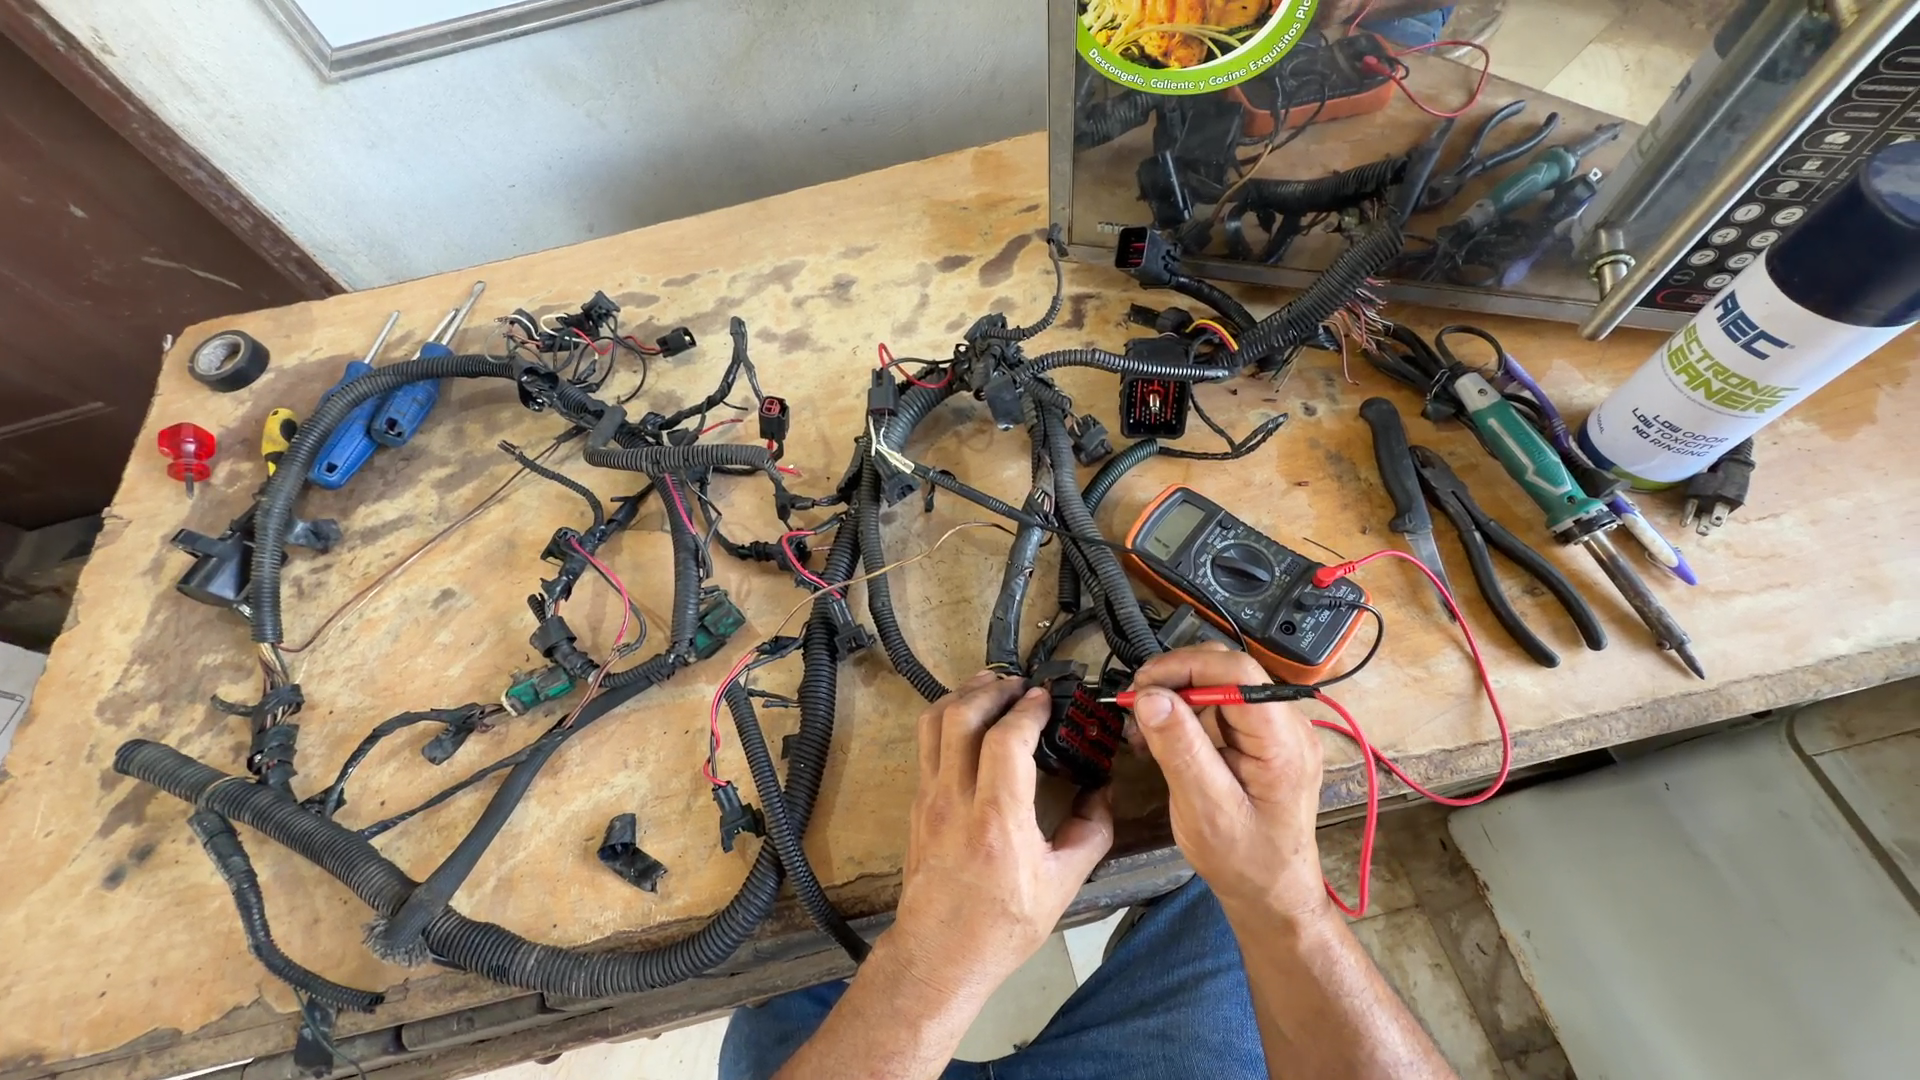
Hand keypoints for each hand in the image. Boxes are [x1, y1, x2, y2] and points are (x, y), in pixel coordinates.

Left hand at [882, 672, 1114, 1005]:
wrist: (940, 954)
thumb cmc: (1002, 925)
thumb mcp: (1062, 885)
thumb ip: (1089, 831)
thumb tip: (1102, 788)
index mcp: (997, 822)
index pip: (1006, 740)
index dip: (1028, 709)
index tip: (1046, 699)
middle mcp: (956, 800)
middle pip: (962, 717)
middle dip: (994, 689)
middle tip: (1021, 685)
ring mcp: (929, 798)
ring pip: (934, 722)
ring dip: (964, 694)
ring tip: (992, 686)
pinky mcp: (917, 801)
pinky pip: (926, 742)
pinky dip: (947, 716)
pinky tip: (968, 716)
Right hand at [1126, 645, 1326, 918]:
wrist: (1272, 895)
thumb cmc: (1244, 861)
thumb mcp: (1204, 809)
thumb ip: (1180, 750)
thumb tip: (1150, 697)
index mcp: (1283, 741)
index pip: (1236, 671)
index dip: (1184, 667)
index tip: (1143, 686)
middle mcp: (1287, 725)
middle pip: (1228, 670)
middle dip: (1176, 678)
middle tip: (1136, 701)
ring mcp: (1276, 730)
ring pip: (1220, 684)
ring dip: (1176, 695)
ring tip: (1143, 725)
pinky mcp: (1261, 739)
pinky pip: (1220, 707)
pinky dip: (1186, 713)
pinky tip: (1162, 735)